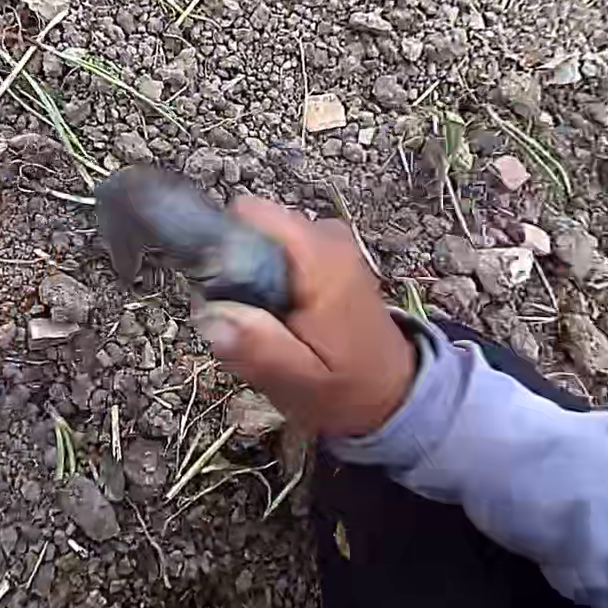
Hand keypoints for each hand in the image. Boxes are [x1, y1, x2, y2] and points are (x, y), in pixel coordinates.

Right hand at [193, 197, 413, 436]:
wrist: (392, 392)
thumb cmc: (350, 388)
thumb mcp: (300, 381)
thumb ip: (259, 347)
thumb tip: (215, 316)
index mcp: (323, 260)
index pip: (254, 215)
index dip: (226, 249)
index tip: (225, 293)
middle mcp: (329, 239)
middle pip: (255, 230)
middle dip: (240, 274)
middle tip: (255, 322)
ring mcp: (331, 243)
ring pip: (264, 244)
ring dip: (255, 283)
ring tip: (275, 325)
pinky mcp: (329, 255)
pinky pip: (281, 254)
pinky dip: (272, 284)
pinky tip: (286, 319)